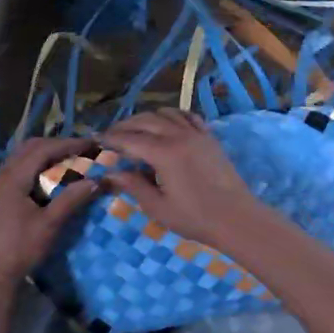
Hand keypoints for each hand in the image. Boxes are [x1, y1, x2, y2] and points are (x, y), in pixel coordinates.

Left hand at [0, 136, 102, 285]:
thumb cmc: (21, 248)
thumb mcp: (50, 224)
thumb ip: (72, 199)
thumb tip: (97, 180)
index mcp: (11, 179)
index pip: (42, 150)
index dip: (67, 144)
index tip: (90, 144)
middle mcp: (0, 176)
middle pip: (29, 148)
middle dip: (55, 145)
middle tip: (80, 150)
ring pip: (21, 158)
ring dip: (44, 155)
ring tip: (69, 160)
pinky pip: (17, 170)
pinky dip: (35, 167)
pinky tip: (50, 177)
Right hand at [99, 109, 264, 250]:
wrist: (237, 218)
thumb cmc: (195, 218)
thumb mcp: (158, 208)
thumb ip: (134, 186)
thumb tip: (112, 173)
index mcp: (164, 153)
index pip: (130, 139)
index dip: (111, 138)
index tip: (97, 140)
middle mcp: (179, 136)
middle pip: (146, 120)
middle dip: (125, 125)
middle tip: (111, 135)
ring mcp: (197, 134)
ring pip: (167, 113)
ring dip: (147, 117)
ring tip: (135, 128)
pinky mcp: (210, 138)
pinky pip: (188, 117)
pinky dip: (172, 115)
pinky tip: (166, 123)